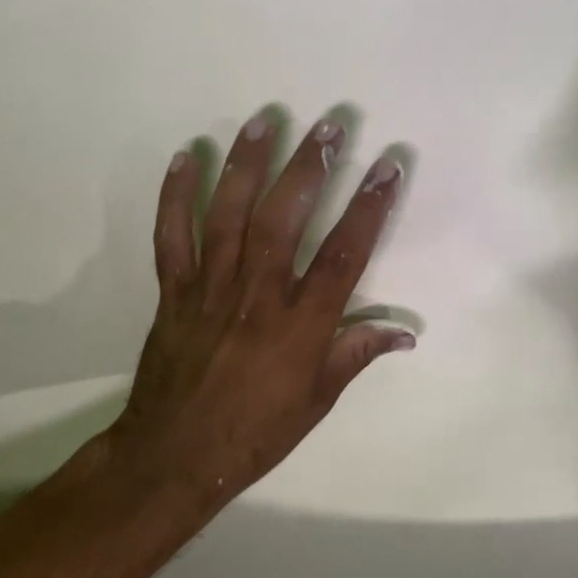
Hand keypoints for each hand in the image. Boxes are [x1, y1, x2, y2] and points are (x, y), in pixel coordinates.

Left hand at [105, 108, 413, 516]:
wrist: (174, 456)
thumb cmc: (257, 430)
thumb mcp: (318, 399)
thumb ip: (357, 354)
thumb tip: (405, 331)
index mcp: (301, 326)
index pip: (343, 255)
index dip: (369, 208)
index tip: (387, 168)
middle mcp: (257, 297)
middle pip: (284, 220)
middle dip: (308, 168)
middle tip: (328, 125)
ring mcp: (210, 289)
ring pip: (228, 216)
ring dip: (247, 164)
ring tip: (265, 121)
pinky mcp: (173, 291)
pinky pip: (172, 235)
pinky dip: (176, 194)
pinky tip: (187, 157)